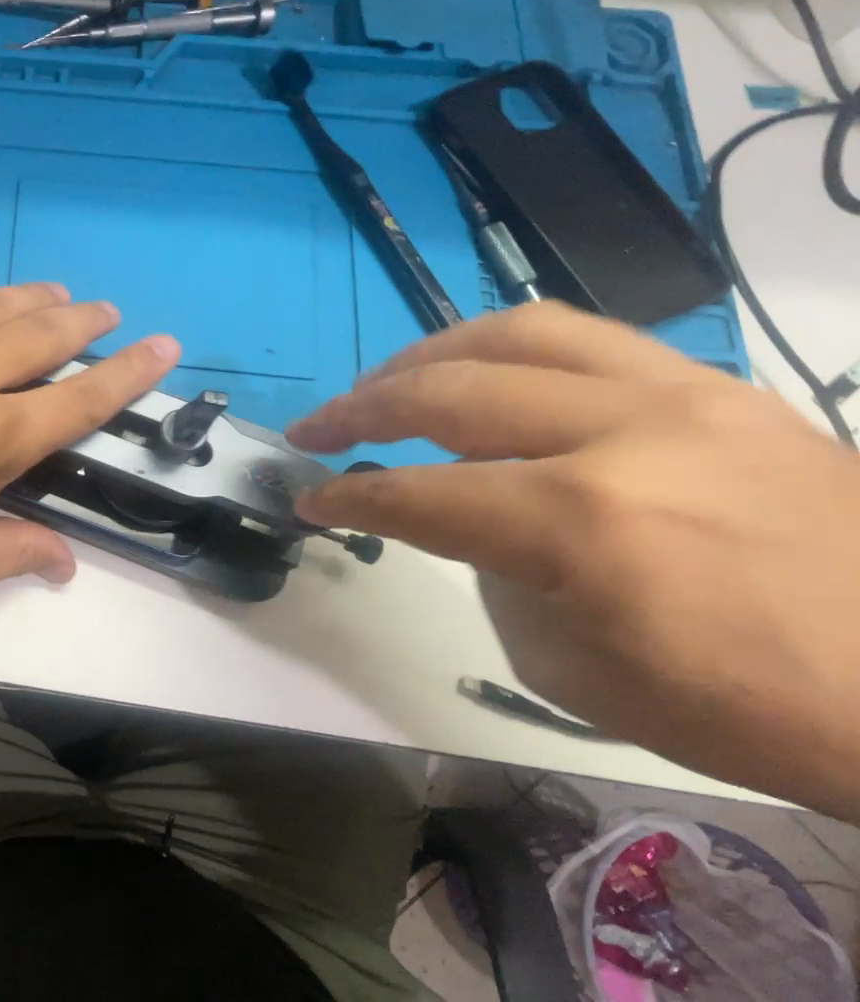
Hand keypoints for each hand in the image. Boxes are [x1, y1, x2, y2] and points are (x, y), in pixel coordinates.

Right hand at [285, 301, 859, 818]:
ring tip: (391, 380)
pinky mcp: (728, 390)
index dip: (348, 498)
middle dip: (361, 408)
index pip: (419, 492)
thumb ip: (492, 567)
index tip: (309, 501)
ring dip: (432, 355)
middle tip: (316, 428)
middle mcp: (628, 434)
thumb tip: (466, 515)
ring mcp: (689, 398)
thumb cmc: (729, 704)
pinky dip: (514, 353)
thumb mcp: (560, 660)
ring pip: (522, 334)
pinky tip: (492, 380)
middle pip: (452, 391)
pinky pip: (595, 341)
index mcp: (581, 521)